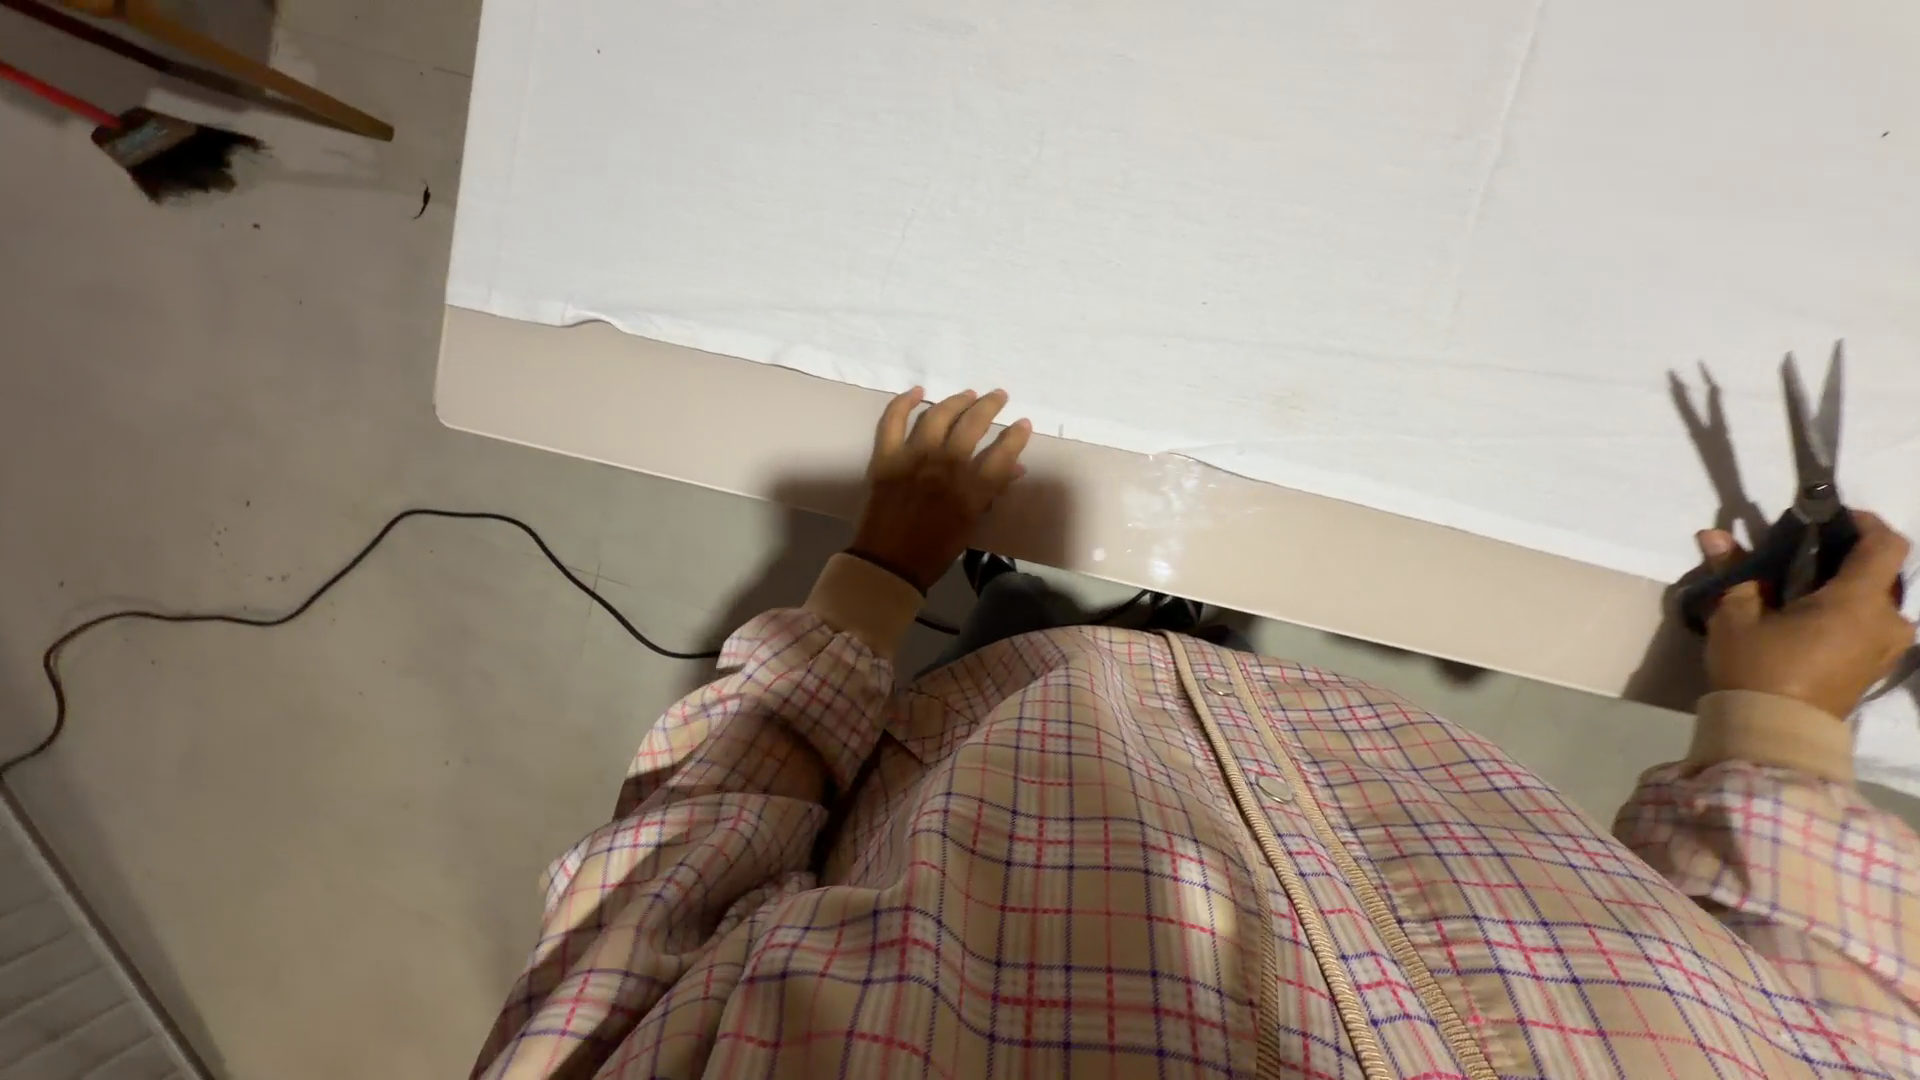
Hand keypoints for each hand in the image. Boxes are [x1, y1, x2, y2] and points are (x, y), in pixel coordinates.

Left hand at [850, 387, 1031, 591]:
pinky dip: (905, 402)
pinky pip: (893, 419)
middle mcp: (946, 466)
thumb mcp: (971, 523)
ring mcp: (914, 457)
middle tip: (998, 397)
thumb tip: (1014, 468)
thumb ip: (991, 492)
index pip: (1003, 453)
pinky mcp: (887, 456)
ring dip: (957, 400)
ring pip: (939, 414)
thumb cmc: (935, 550)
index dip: (1017, 435)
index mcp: (971, 489)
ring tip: (969, 394)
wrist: (889, 562)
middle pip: (973, 423)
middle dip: (991, 406)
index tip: (1023, 424)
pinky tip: (919, 392)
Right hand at [1696, 512, 1915, 718]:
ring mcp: (1889, 645)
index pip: (1886, 548)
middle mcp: (1888, 620)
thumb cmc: (1757, 665)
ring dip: (1848, 590)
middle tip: (1804, 557)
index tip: (1838, 515)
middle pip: (1882, 576)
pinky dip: (1849, 613)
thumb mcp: (1734, 616)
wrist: (1776, 727)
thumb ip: (1734, 572)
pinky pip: (1872, 625)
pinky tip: (1811, 619)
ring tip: (1803, 591)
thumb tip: (1714, 535)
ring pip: (1877, 602)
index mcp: (1857, 602)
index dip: (1868, 524)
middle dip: (1848, 560)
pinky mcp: (1878, 664)